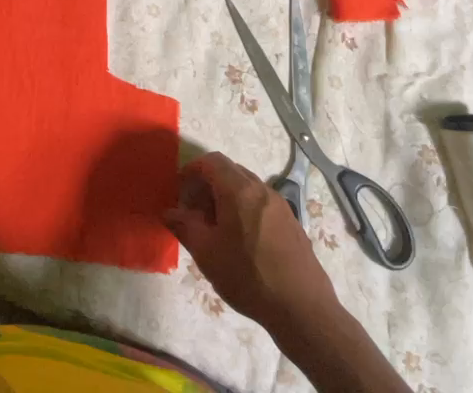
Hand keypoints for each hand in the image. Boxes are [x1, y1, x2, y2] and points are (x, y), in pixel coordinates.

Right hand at [163, 152, 335, 328]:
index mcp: (239, 191)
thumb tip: (169, 213)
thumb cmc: (248, 276)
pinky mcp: (293, 224)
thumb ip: (184, 226)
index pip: (212, 161)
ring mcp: (282, 206)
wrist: (303, 309)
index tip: (180, 191)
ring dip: (227, 196)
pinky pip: (262, 204)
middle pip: (230, 171)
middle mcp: (262, 190)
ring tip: (217, 227)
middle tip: (195, 210)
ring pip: (248, 188)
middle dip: (208, 183)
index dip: (192, 170)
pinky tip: (242, 241)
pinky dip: (245, 209)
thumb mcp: (206, 253)